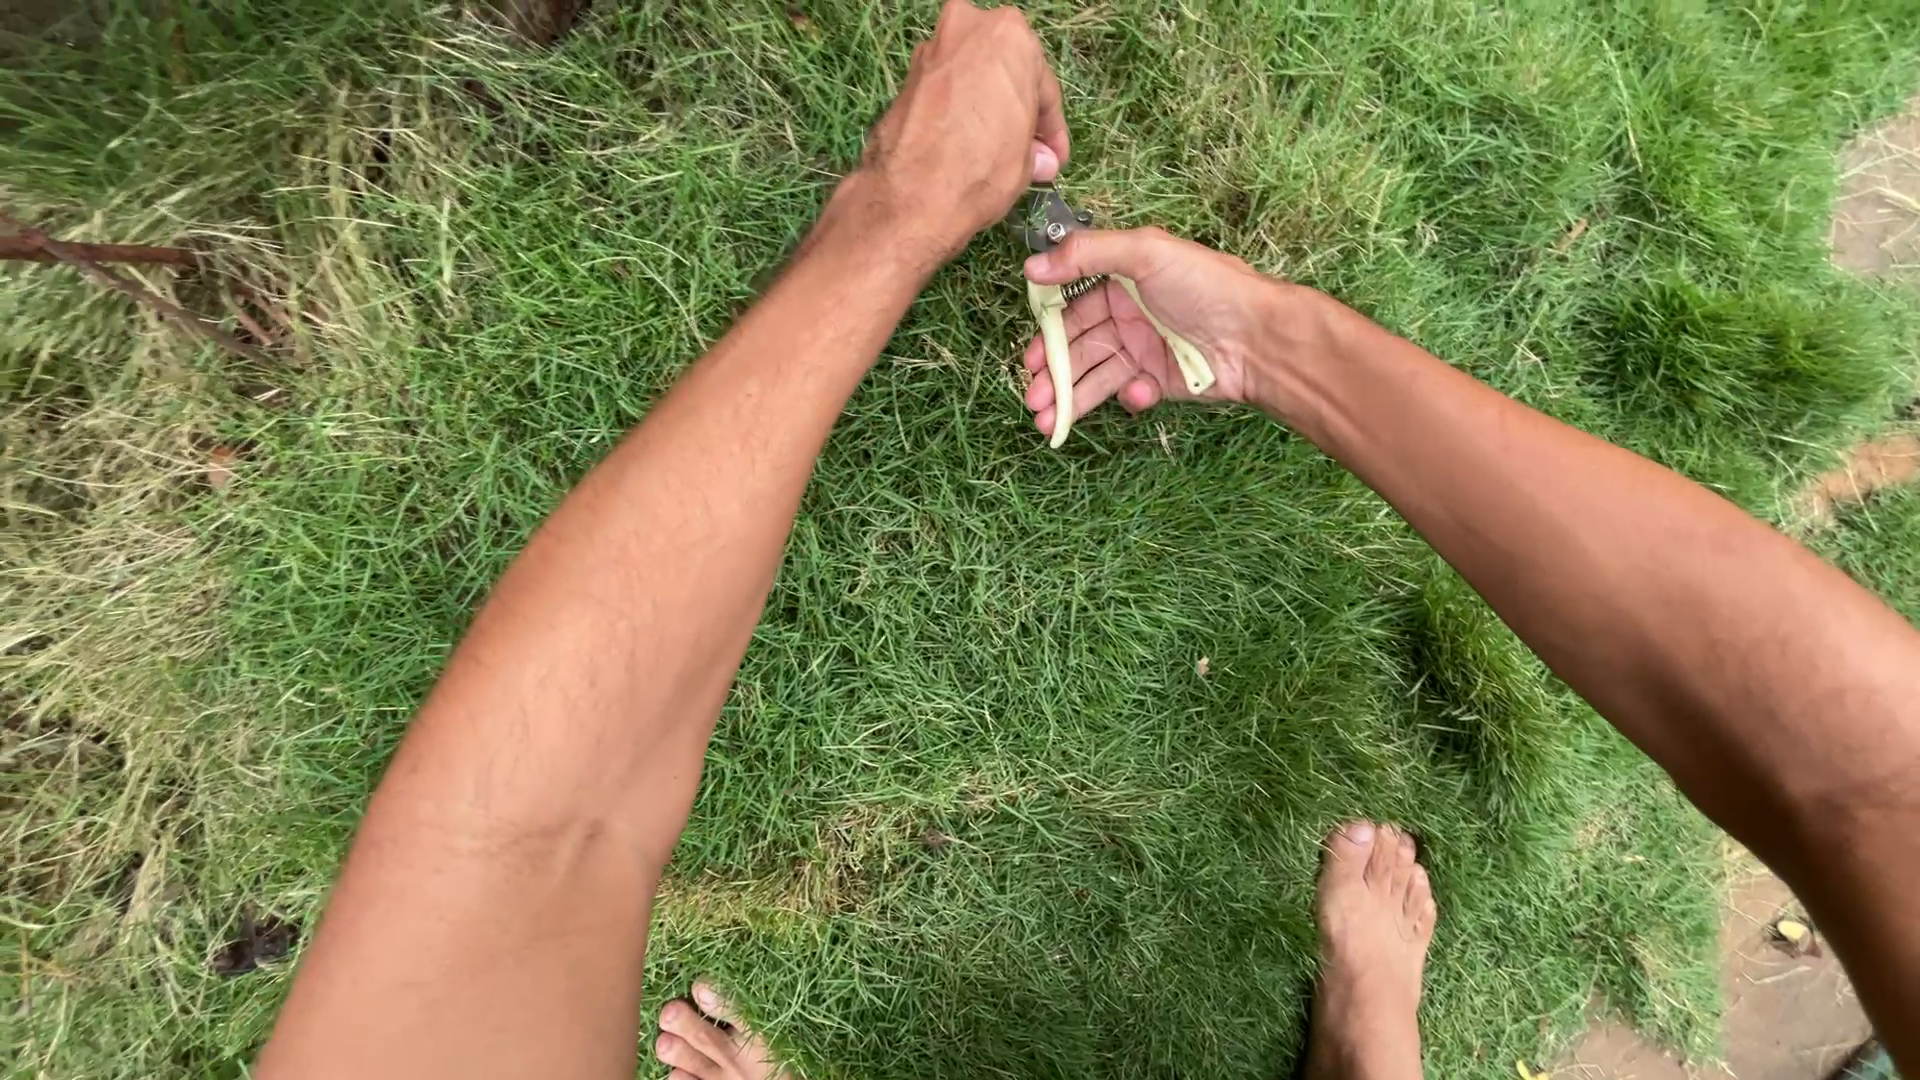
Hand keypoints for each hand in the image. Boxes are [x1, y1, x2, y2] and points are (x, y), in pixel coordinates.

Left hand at [858, 1, 1069, 259]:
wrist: (913, 197)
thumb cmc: (981, 170)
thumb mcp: (1024, 163)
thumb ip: (1033, 151)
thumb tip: (1042, 160)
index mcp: (1009, 34)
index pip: (1042, 85)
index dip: (1051, 129)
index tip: (1054, 156)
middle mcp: (966, 28)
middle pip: (1002, 75)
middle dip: (1016, 113)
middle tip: (1028, 153)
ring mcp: (930, 52)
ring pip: (970, 83)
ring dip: (986, 114)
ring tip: (995, 156)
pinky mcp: (904, 82)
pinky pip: (943, 98)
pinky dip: (956, 119)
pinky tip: (964, 151)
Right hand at [1022, 227, 1303, 437]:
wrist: (1256, 337)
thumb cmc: (1205, 287)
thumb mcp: (1146, 252)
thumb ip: (1088, 254)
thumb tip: (1032, 265)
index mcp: (1121, 281)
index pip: (1071, 307)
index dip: (1048, 332)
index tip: (1029, 356)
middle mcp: (1126, 315)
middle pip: (1078, 348)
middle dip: (1053, 374)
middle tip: (1033, 397)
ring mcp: (1141, 349)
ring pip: (1094, 376)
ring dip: (1070, 398)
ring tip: (1048, 421)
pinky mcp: (1156, 380)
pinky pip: (1128, 392)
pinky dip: (1127, 397)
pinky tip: (1138, 393)